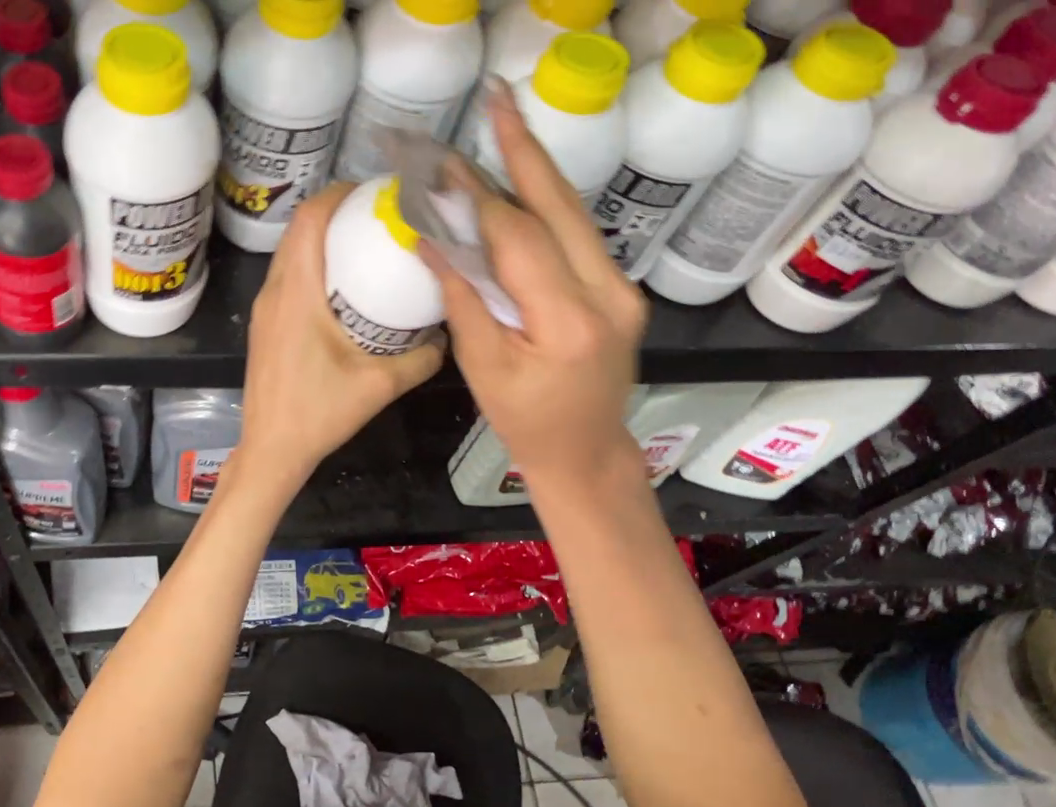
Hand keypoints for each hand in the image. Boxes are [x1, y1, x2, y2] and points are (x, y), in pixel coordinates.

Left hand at [235, 183, 444, 490]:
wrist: (272, 450)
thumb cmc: (319, 415)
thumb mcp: (379, 386)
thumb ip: (420, 359)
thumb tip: (446, 338)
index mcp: (297, 293)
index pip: (311, 219)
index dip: (340, 193)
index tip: (375, 192)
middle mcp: (274, 293)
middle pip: (299, 231)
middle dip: (336, 213)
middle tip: (378, 216)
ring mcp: (264, 311)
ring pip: (290, 255)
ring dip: (322, 241)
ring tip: (363, 246)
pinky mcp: (264, 328)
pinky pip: (287, 279)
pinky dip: (312, 267)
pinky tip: (343, 287)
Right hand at [421, 78, 645, 491]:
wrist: (586, 453)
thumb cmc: (526, 425)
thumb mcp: (484, 371)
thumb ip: (465, 302)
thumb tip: (434, 242)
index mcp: (569, 321)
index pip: (519, 241)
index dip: (476, 201)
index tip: (441, 169)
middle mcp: (607, 293)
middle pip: (559, 208)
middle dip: (523, 152)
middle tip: (496, 104)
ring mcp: (621, 289)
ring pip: (574, 216)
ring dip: (536, 172)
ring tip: (506, 127)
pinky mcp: (619, 290)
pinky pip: (578, 238)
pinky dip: (545, 209)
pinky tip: (520, 188)